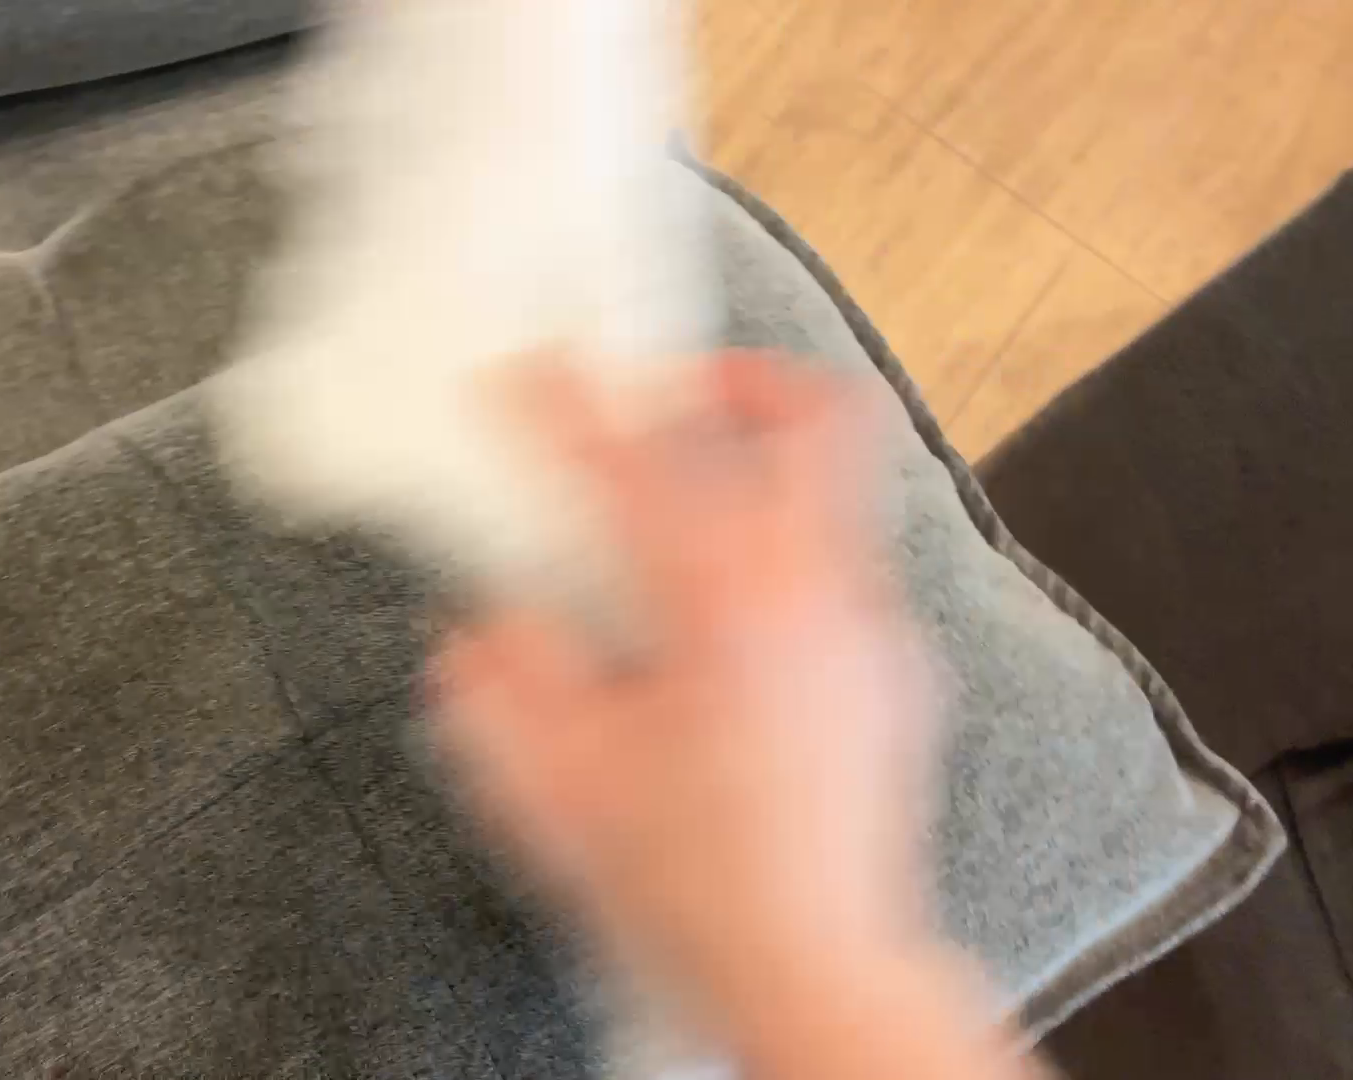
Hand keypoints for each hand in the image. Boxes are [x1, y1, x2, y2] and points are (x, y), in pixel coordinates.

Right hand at [433, 352, 936, 1035]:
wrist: (815, 977)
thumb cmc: (686, 887)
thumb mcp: (549, 781)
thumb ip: (501, 678)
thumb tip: (485, 617)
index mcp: (720, 616)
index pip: (633, 467)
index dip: (565, 404)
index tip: (530, 367)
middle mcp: (812, 600)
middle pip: (810, 417)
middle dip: (727, 377)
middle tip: (659, 388)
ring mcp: (866, 628)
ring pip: (831, 475)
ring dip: (750, 448)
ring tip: (677, 484)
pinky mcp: (885, 663)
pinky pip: (831, 549)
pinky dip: (766, 530)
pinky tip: (711, 594)